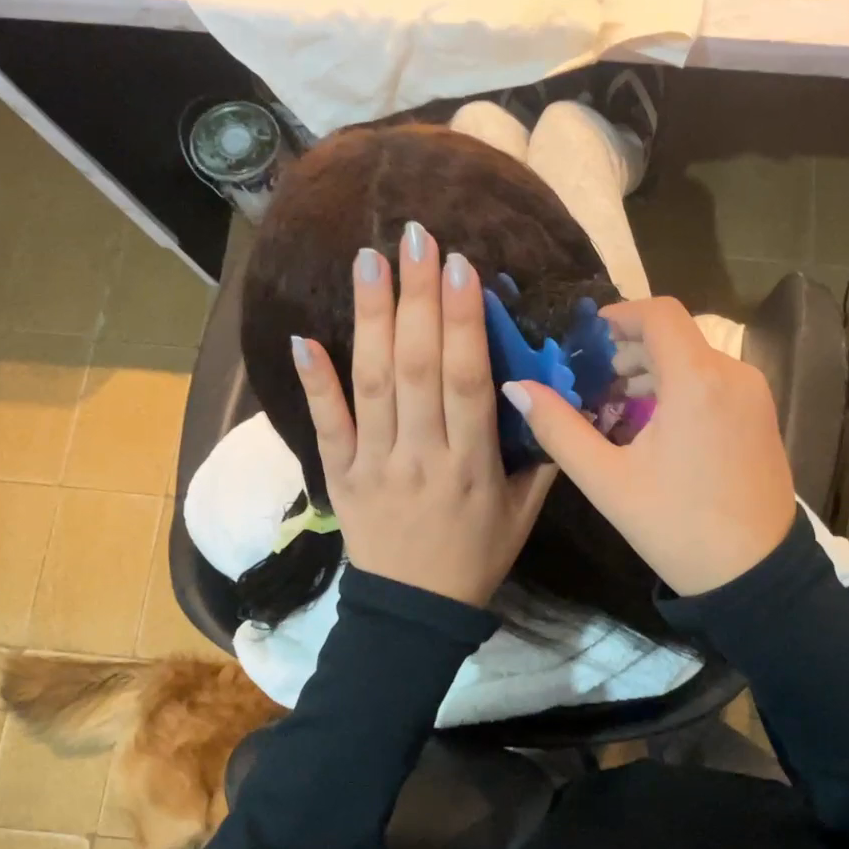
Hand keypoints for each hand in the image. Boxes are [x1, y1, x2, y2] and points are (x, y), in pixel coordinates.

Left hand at [292, 223, 555, 606]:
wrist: (415, 612)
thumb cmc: (476, 557)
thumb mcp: (523, 514)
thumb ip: (537, 455)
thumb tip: (545, 391)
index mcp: (473, 465)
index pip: (467, 381)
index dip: (463, 321)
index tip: (461, 265)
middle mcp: (422, 456)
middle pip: (417, 368)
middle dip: (418, 297)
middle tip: (415, 236)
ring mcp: (375, 464)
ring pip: (373, 383)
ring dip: (371, 318)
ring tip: (370, 259)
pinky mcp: (340, 475)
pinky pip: (326, 425)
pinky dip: (314, 382)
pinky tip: (303, 336)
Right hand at [503, 297, 795, 594]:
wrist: (756, 574)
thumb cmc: (678, 527)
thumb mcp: (609, 481)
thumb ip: (559, 428)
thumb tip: (517, 388)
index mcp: (697, 380)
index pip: (659, 313)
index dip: (618, 316)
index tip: (586, 340)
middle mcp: (734, 374)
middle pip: (676, 337)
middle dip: (630, 351)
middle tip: (591, 384)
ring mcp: (754, 396)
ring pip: (696, 361)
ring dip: (654, 373)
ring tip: (616, 409)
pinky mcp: (763, 418)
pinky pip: (716, 384)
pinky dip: (682, 390)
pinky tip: (655, 428)